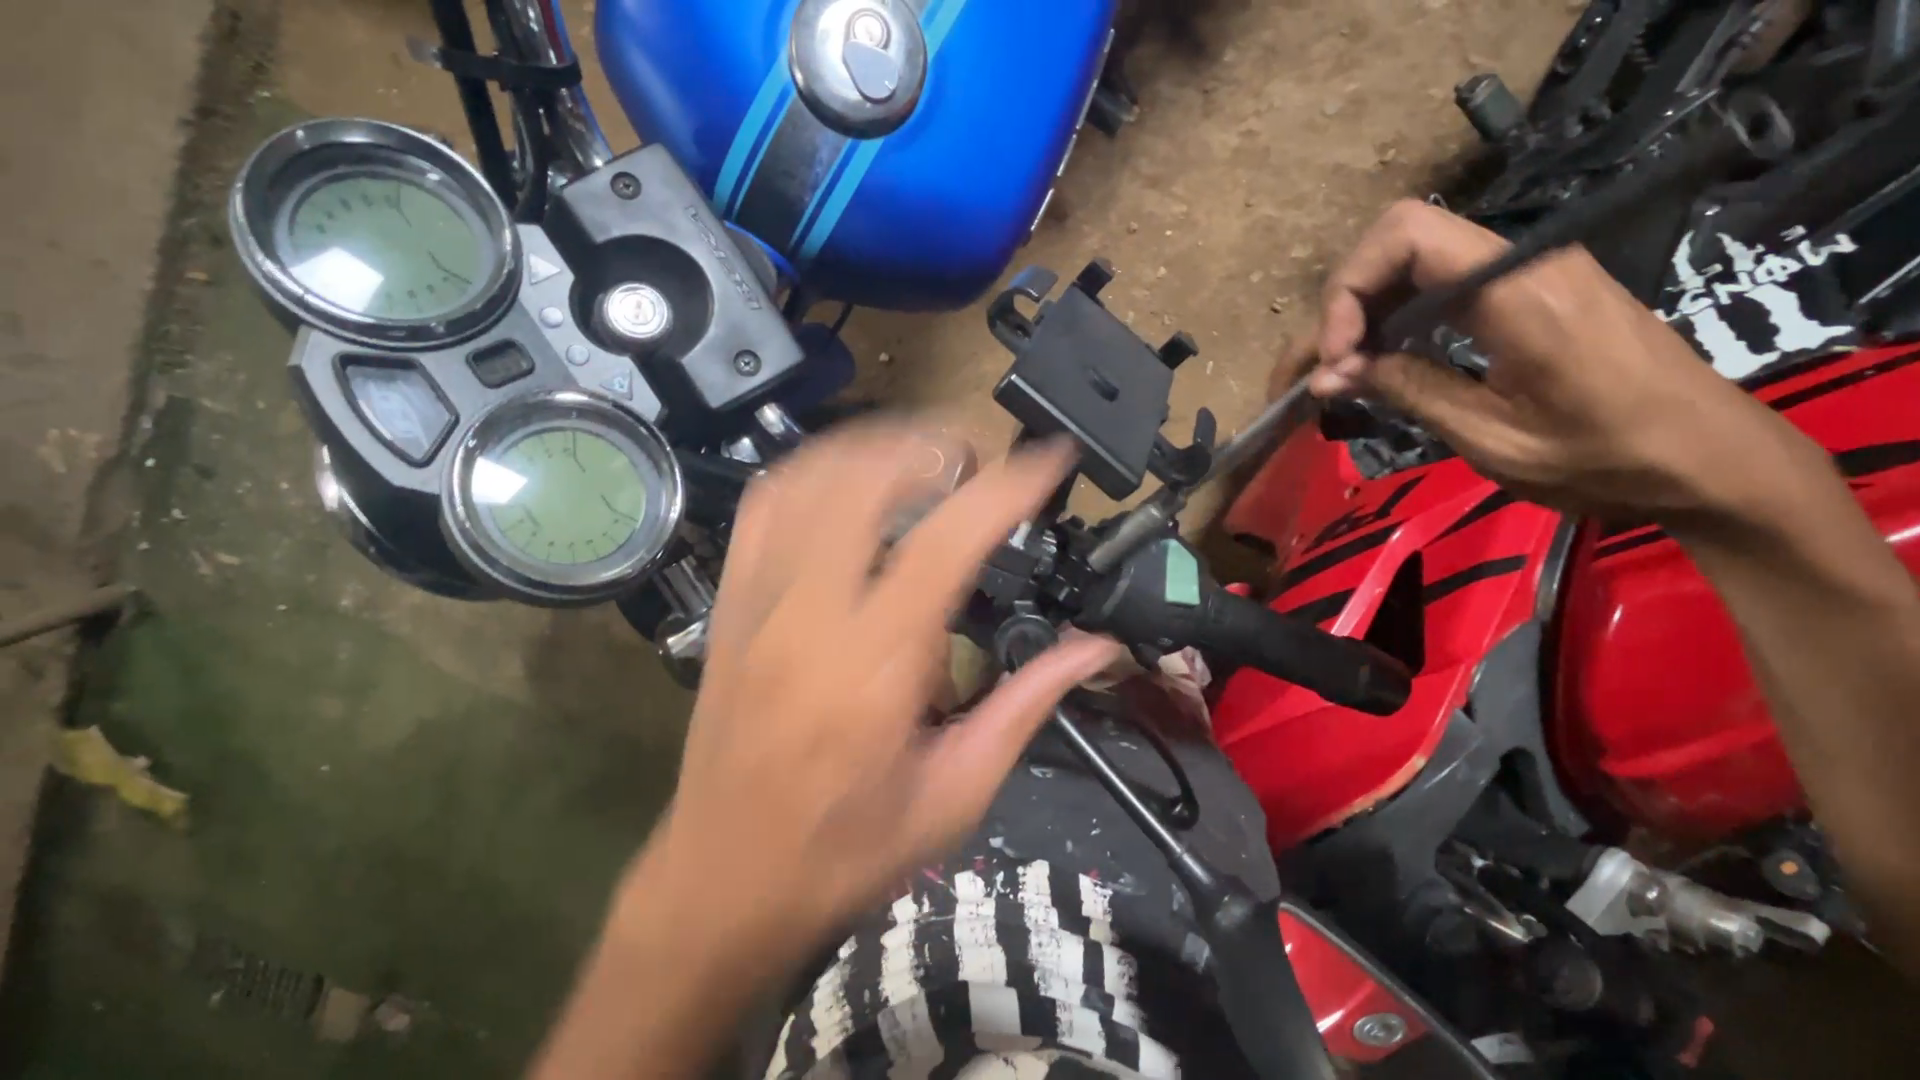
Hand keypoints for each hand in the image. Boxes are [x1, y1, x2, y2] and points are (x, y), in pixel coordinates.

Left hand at [635, 423, 1121, 956]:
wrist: (724, 882)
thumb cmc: (846, 851)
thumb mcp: (955, 793)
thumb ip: (1025, 706)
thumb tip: (1096, 648)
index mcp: (875, 666)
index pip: (945, 542)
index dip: (1005, 488)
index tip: (1047, 460)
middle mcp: (808, 615)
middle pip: (865, 481)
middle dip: (932, 448)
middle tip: (979, 465)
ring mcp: (756, 603)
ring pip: (808, 478)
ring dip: (873, 449)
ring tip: (923, 462)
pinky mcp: (726, 607)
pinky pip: (760, 509)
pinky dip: (809, 473)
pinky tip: (844, 483)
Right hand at [1307, 200, 1795, 518]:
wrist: (1712, 459)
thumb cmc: (1607, 458)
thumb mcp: (1494, 438)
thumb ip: (1409, 391)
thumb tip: (1330, 375)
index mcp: (1515, 288)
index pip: (1403, 235)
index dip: (1348, 290)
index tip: (1336, 362)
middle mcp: (1520, 262)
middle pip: (1399, 241)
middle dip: (1345, 303)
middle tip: (1322, 374)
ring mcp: (1529, 271)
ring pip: (1416, 261)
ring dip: (1366, 313)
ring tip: (1338, 375)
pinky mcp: (1533, 291)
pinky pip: (1445, 283)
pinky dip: (1401, 318)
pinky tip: (1384, 363)